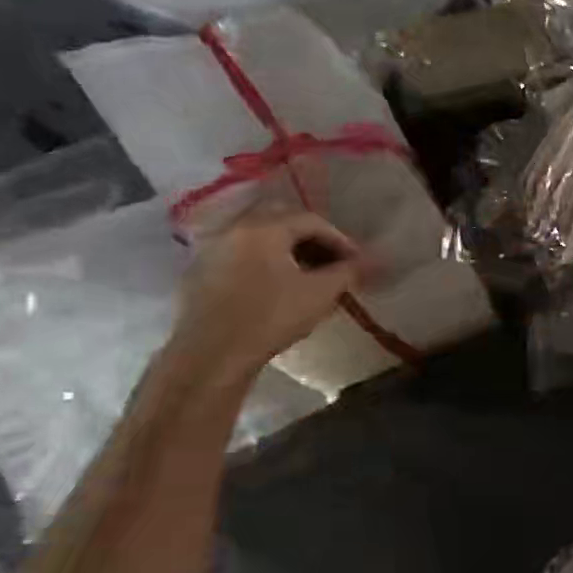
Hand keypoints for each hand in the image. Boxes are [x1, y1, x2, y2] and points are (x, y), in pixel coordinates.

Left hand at [168, 210, 363, 378]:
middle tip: (334, 263)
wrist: (214, 352)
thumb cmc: (273, 316)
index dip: (341, 239)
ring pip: (260, 239)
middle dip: (314, 241)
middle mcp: (232, 230)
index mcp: (262, 230)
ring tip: (310, 276)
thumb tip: (372, 261)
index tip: (356, 262)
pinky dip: (267, 262)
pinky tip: (280, 286)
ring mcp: (211, 250)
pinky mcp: (200, 272)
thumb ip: (349, 271)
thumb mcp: (322, 292)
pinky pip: (243, 255)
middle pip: (282, 223)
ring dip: (290, 251)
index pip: (311, 220)